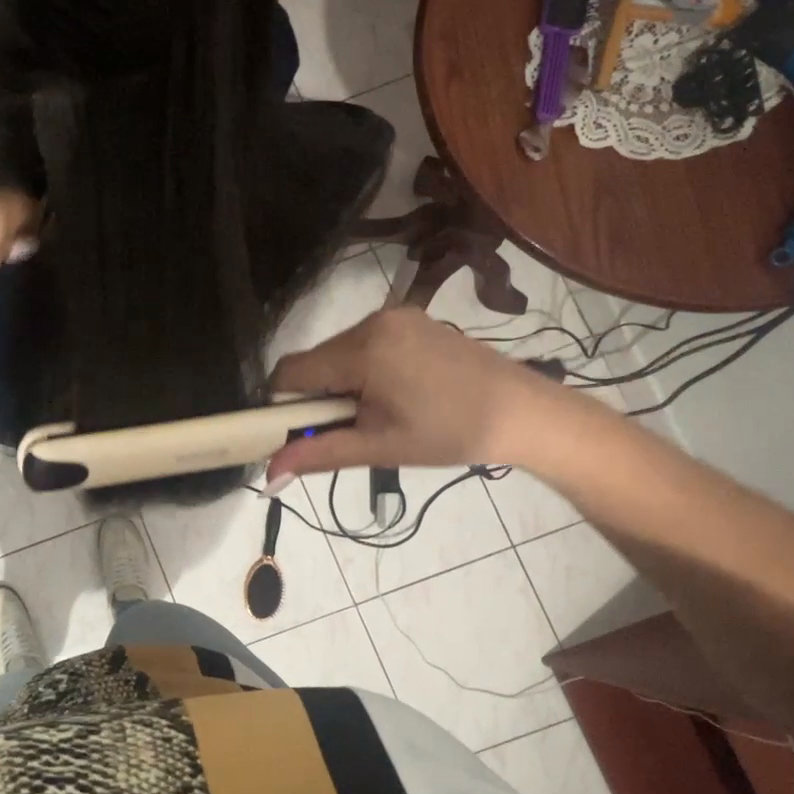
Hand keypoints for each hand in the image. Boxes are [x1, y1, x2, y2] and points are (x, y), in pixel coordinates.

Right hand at [264, 308, 600, 481]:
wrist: (525, 413)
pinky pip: (363, 344)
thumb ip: (317, 455)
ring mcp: (395, 316)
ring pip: (336, 353)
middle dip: (317, 397)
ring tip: (376, 413)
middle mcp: (373, 321)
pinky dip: (362, 370)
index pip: (289, 373)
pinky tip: (393, 394)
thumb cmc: (450, 434)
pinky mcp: (412, 319)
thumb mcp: (378, 448)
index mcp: (362, 349)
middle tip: (348, 428)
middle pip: (313, 361)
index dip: (282, 405)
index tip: (303, 433)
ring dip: (339, 384)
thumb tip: (267, 476)